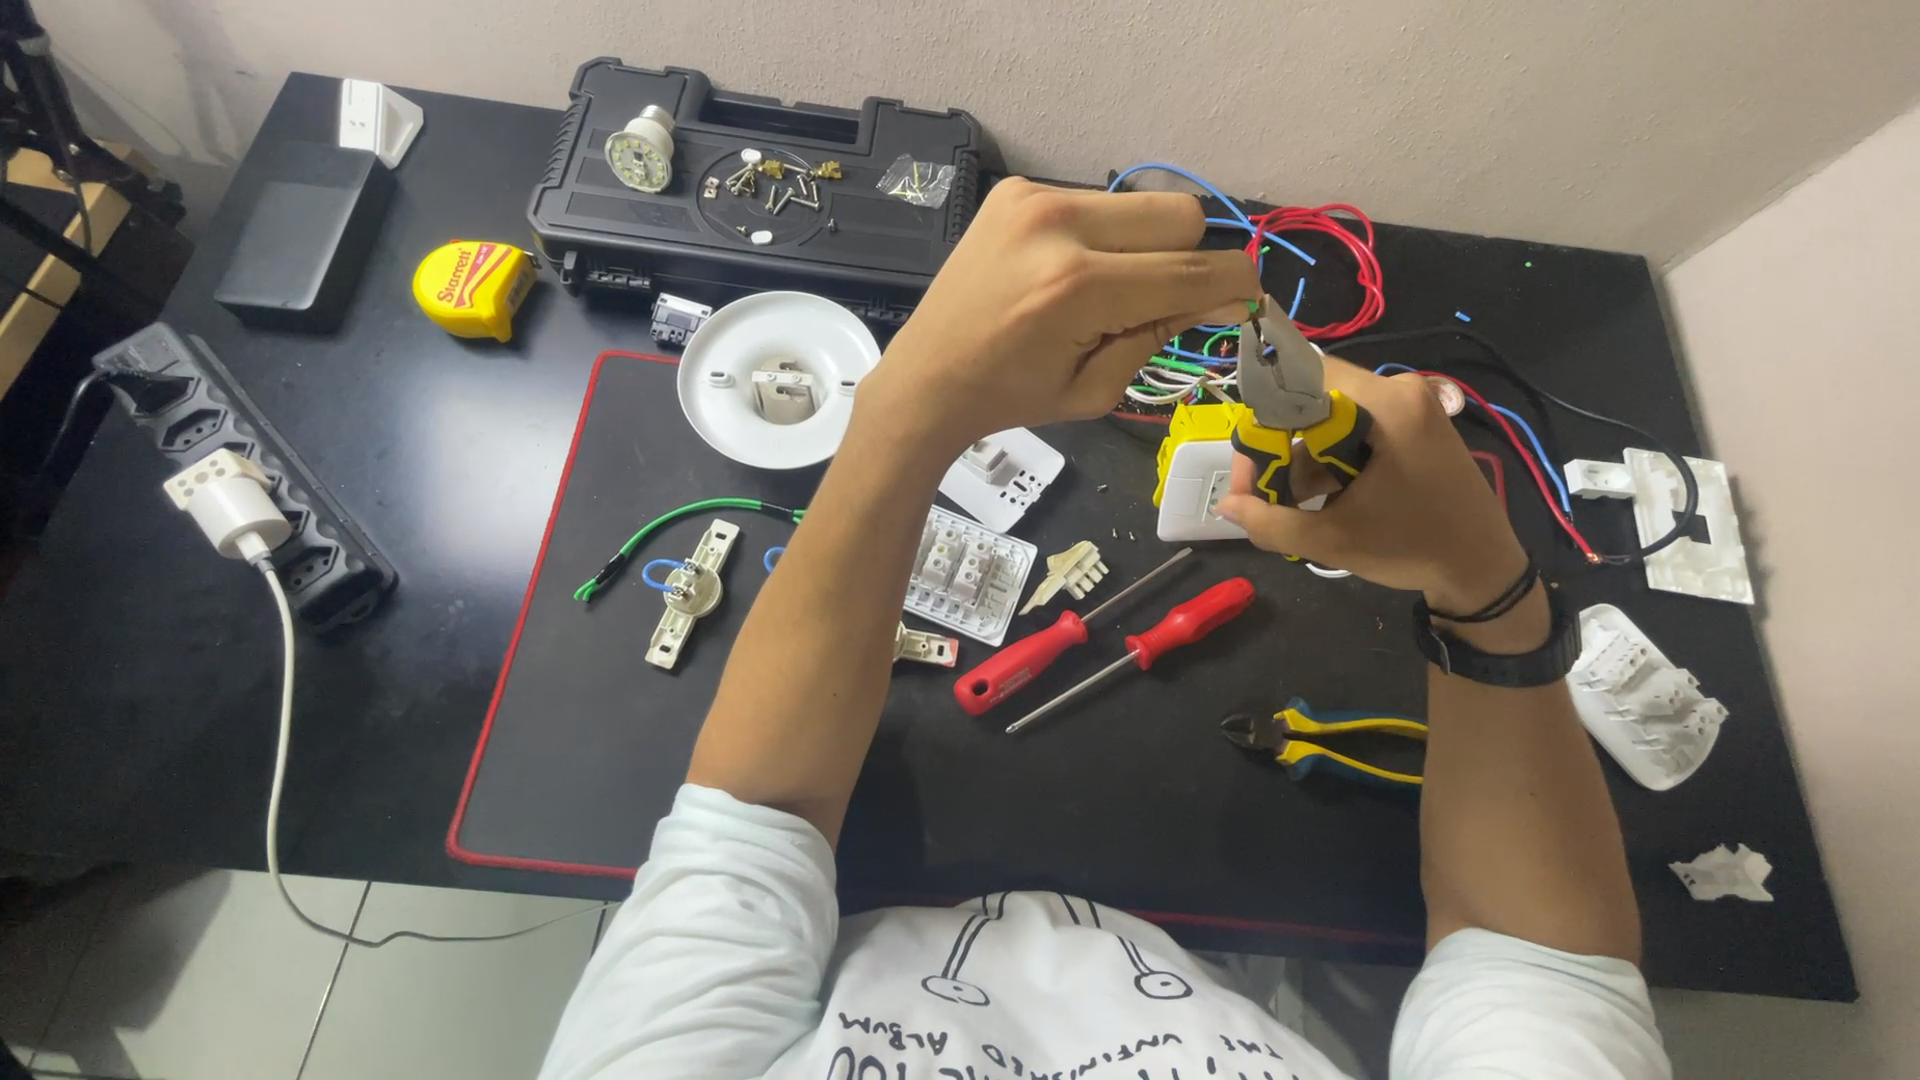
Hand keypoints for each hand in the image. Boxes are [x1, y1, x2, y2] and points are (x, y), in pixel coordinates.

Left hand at [859, 178, 1259, 454]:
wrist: (927, 379)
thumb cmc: (1010, 399)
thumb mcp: (1095, 388)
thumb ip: (1159, 334)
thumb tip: (1216, 296)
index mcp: (1080, 289)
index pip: (1194, 270)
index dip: (1235, 286)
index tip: (1245, 300)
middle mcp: (1060, 226)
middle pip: (1181, 213)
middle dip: (1187, 260)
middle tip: (1157, 301)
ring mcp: (1033, 198)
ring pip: (1139, 204)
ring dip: (1141, 246)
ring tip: (1101, 292)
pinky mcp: (1015, 190)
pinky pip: (1094, 202)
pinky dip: (1101, 236)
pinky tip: (1066, 273)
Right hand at [1212, 357, 1528, 614]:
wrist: (1483, 569)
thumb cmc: (1413, 548)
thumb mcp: (1332, 540)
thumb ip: (1270, 521)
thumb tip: (1226, 506)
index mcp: (1386, 405)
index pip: (1302, 376)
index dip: (1264, 416)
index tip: (1250, 466)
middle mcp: (1396, 393)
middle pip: (1309, 403)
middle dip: (1277, 450)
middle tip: (1261, 496)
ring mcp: (1406, 409)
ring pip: (1324, 422)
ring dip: (1297, 462)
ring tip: (1285, 510)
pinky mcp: (1409, 428)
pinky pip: (1348, 433)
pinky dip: (1323, 464)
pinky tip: (1312, 502)